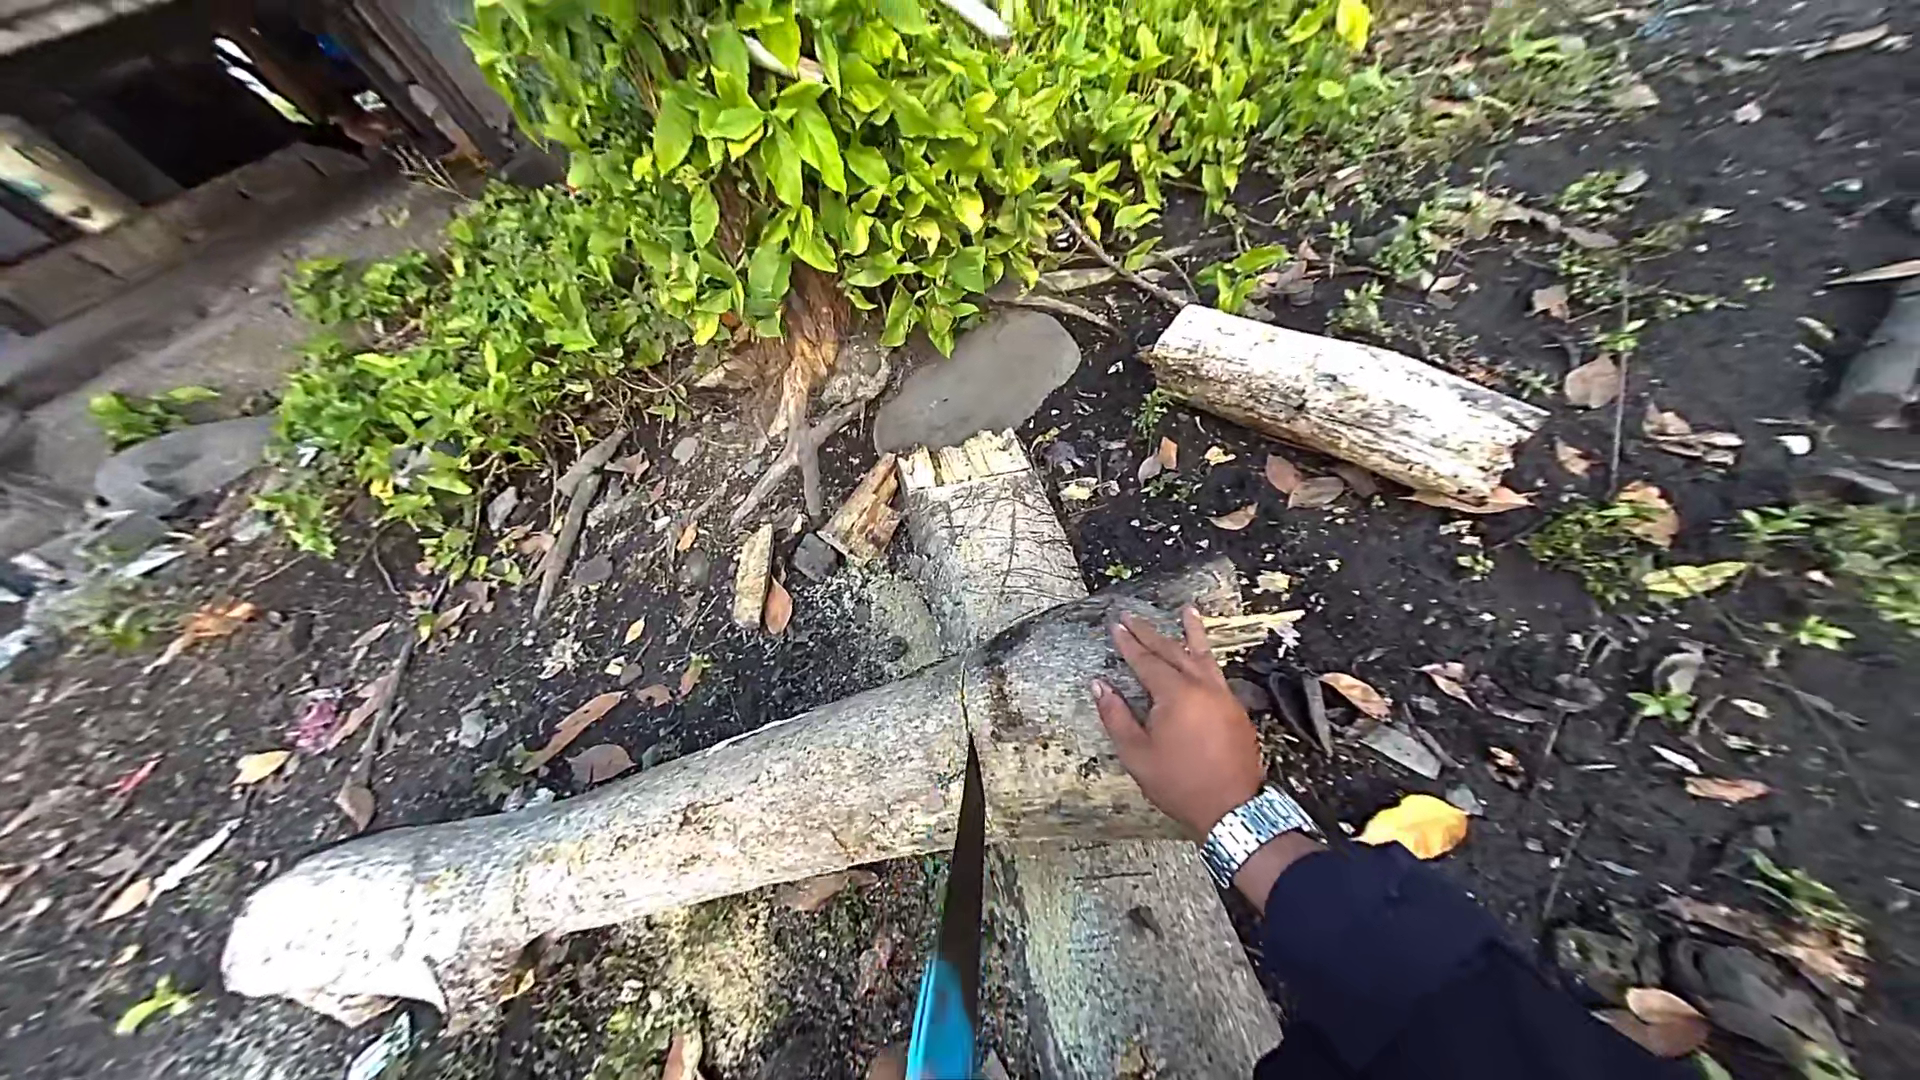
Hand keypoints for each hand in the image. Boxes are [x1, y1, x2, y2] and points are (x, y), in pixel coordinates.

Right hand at [1091, 607, 1267, 839]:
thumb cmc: (1179, 783)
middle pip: (1172, 651)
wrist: (1233, 810)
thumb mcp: (1136, 753)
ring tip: (1186, 611)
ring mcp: (1222, 696)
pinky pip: (1216, 671)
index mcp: (1176, 696)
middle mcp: (1202, 688)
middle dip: (1149, 633)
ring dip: (1190, 632)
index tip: (1115, 626)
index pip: (1147, 661)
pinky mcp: (1235, 709)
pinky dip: (1207, 655)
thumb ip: (1116, 715)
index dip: (1128, 643)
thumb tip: (1099, 685)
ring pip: (1202, 656)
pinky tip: (1202, 652)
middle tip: (1131, 617)